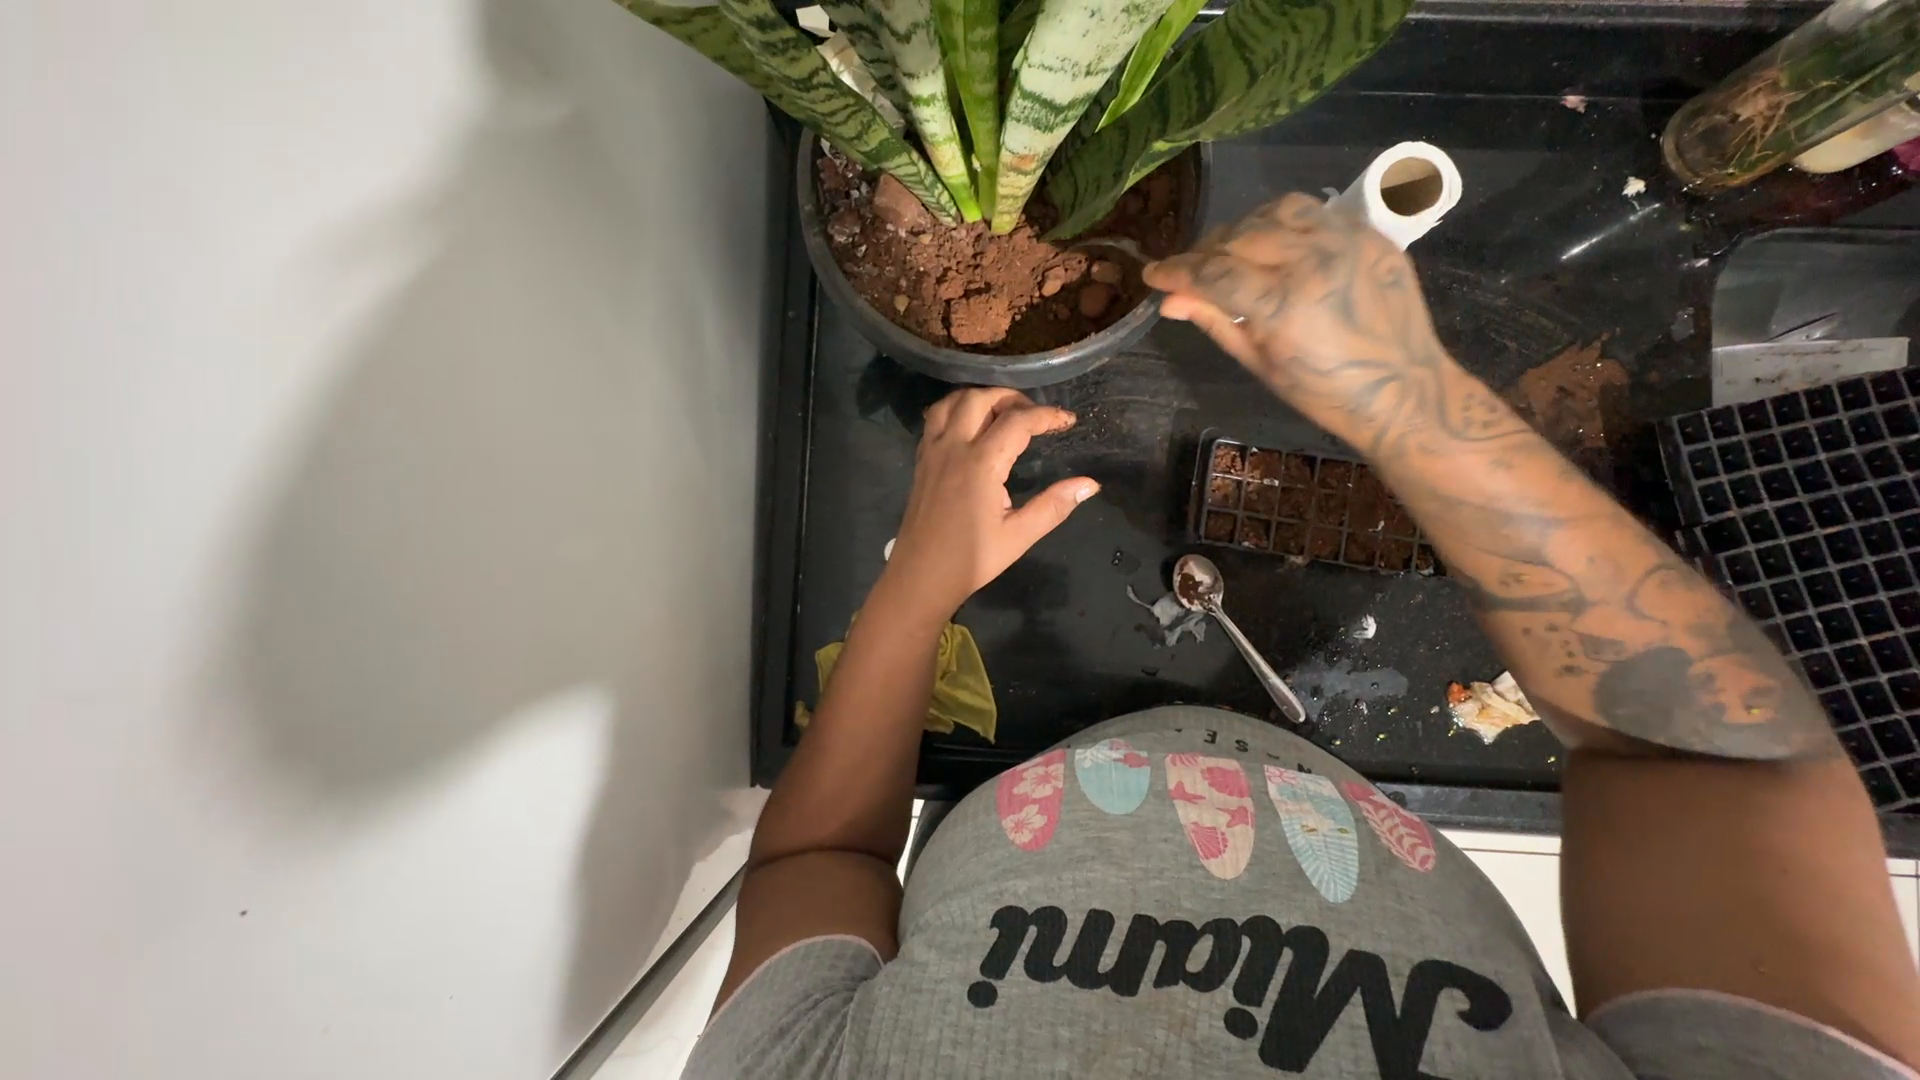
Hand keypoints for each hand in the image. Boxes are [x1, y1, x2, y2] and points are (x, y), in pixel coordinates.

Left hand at [875, 387, 1097, 620]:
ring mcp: (933, 451)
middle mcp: (954, 447)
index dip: (1047, 415)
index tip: (1068, 421)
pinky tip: (972, 426)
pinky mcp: (921, 460)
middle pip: (982, 398)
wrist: (920, 576)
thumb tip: (1089, 484)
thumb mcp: (1019, 535)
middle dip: (1013, 398)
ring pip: (953, 401)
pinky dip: (956, 409)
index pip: (1018, 421)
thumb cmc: (971, 560)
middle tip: (1035, 415)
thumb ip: (1054, 506)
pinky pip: (935, 418)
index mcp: (980, 463)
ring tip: (1004, 413)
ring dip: (981, 397)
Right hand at [1143, 193, 1454, 445]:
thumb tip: (1171, 300)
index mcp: (1282, 303)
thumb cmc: (1324, 392)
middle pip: (1238, 238)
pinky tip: (1271, 242)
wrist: (1403, 390)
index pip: (1213, 273)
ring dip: (1241, 229)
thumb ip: (1215, 321)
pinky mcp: (1367, 233)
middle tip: (1189, 272)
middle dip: (1204, 253)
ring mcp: (1345, 240)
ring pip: (1273, 213)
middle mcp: (1312, 260)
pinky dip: (1280, 221)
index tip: (1153, 274)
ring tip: (1229, 252)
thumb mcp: (1260, 362)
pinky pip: (1312, 211)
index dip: (1177, 272)